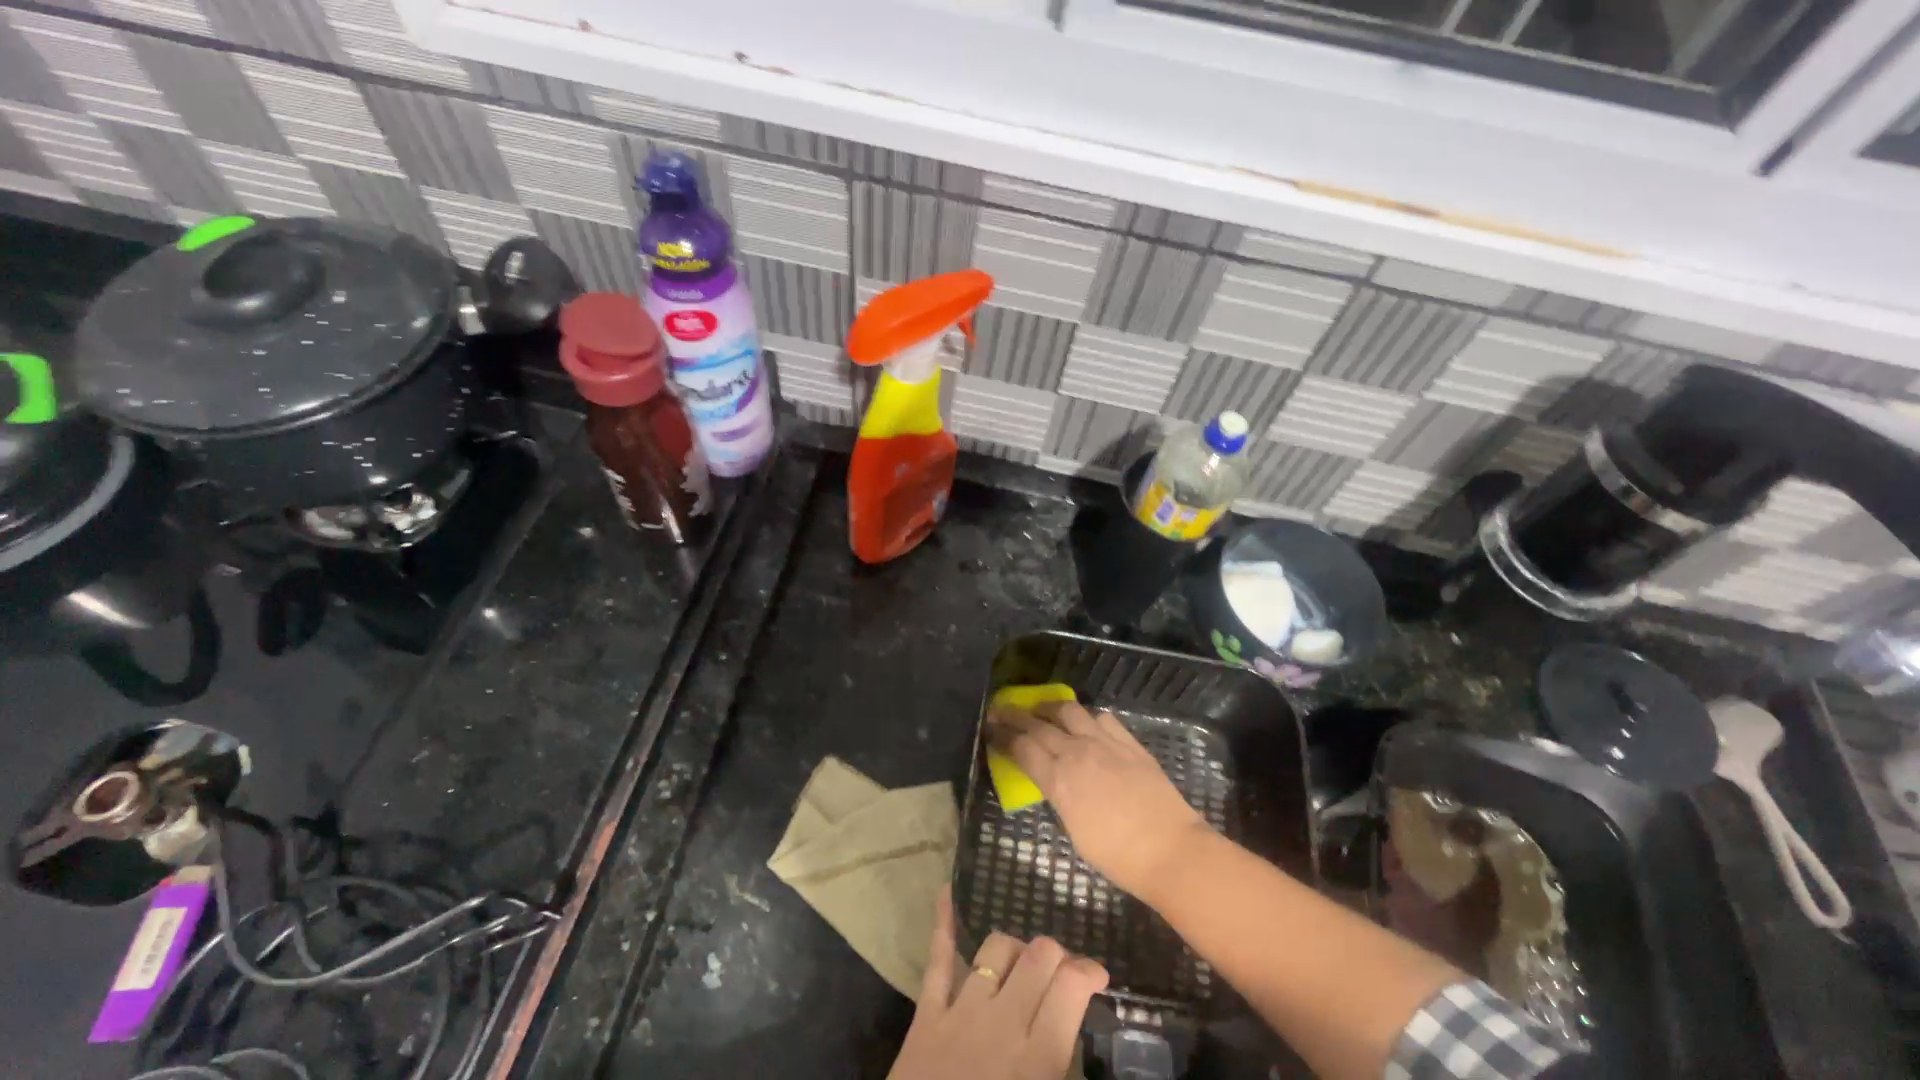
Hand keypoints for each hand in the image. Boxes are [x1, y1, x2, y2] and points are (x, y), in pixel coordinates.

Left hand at [888, 889, 1107, 1079]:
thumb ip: (1064, 1063)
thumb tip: (1078, 1032)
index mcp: (1039, 1056)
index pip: (1073, 984)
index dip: (1089, 971)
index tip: (1095, 977)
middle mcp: (1004, 1022)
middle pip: (1040, 956)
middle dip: (1057, 955)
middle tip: (1059, 973)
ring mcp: (963, 1012)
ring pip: (998, 948)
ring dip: (1017, 948)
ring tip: (1023, 962)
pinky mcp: (928, 1014)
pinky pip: (938, 960)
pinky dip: (943, 924)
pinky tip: (947, 892)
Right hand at [992, 702, 1211, 898]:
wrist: (1169, 849)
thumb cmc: (1117, 856)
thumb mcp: (1074, 831)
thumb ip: (1060, 798)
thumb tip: (1053, 783)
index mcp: (1058, 779)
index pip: (1022, 747)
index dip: (1002, 736)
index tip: (989, 729)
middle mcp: (1078, 752)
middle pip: (1039, 724)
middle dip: (1015, 716)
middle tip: (1000, 710)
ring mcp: (1106, 743)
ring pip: (1070, 711)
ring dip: (1049, 708)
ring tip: (1040, 709)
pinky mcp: (1130, 744)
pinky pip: (1102, 718)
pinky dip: (1086, 717)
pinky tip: (1084, 722)